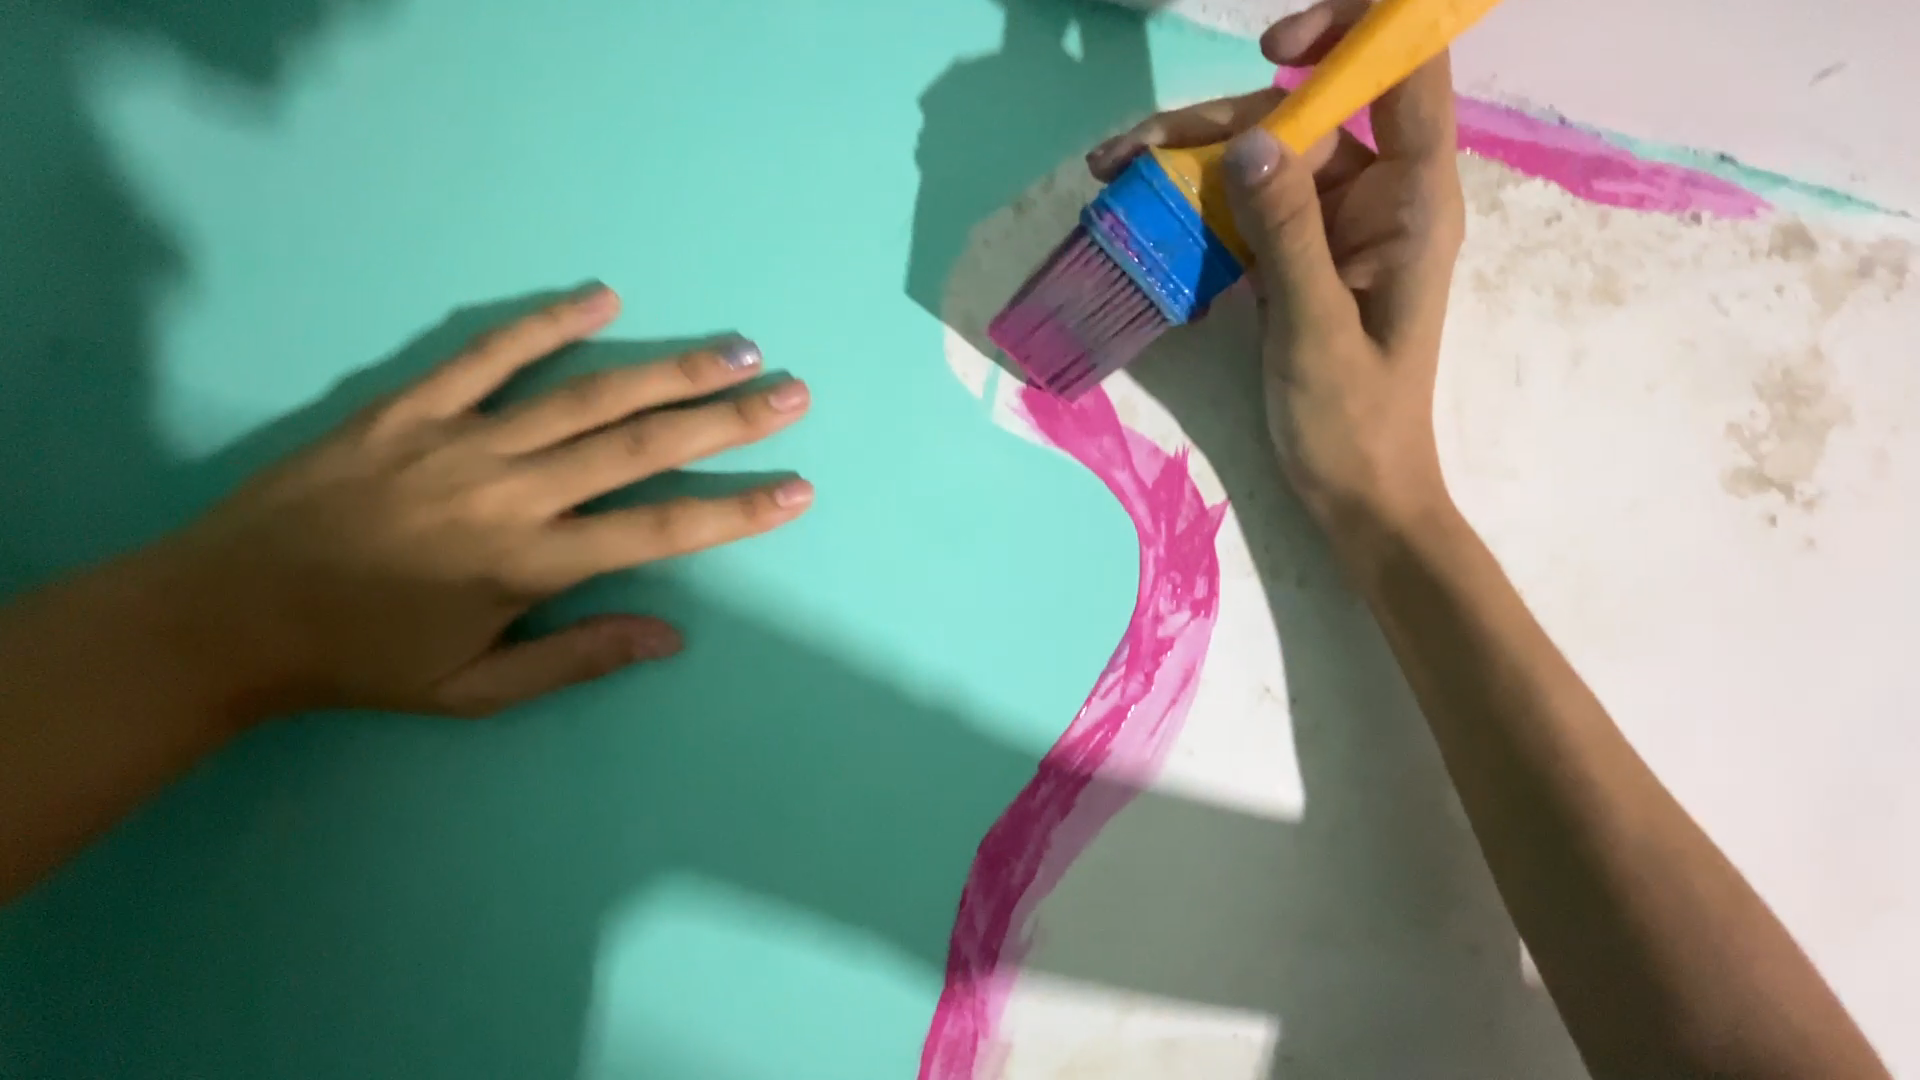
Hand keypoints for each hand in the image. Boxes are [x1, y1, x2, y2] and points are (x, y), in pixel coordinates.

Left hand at [153, 284, 812, 720]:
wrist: (218, 616)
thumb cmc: (362, 660)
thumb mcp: (473, 691)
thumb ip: (577, 658)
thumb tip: (672, 637)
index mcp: (528, 563)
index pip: (659, 530)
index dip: (736, 511)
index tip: (796, 490)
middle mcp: (508, 492)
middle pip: (639, 447)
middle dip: (726, 420)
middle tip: (792, 393)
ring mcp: (458, 441)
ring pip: (584, 396)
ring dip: (668, 370)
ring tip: (736, 351)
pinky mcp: (407, 408)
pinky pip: (486, 355)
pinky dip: (546, 324)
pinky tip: (603, 299)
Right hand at [1088, 0, 1465, 546]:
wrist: (1355, 492)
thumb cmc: (1351, 420)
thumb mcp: (1315, 328)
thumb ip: (1288, 233)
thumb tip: (1248, 140)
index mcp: (1412, 201)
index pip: (1404, 74)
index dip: (1348, 36)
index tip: (1268, 53)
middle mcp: (1374, 201)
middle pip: (1302, 122)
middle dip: (1217, 124)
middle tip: (1128, 153)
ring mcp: (1330, 234)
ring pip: (1263, 168)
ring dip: (1191, 167)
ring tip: (1115, 176)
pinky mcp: (1295, 265)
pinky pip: (1247, 216)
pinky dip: (1197, 213)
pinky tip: (1148, 220)